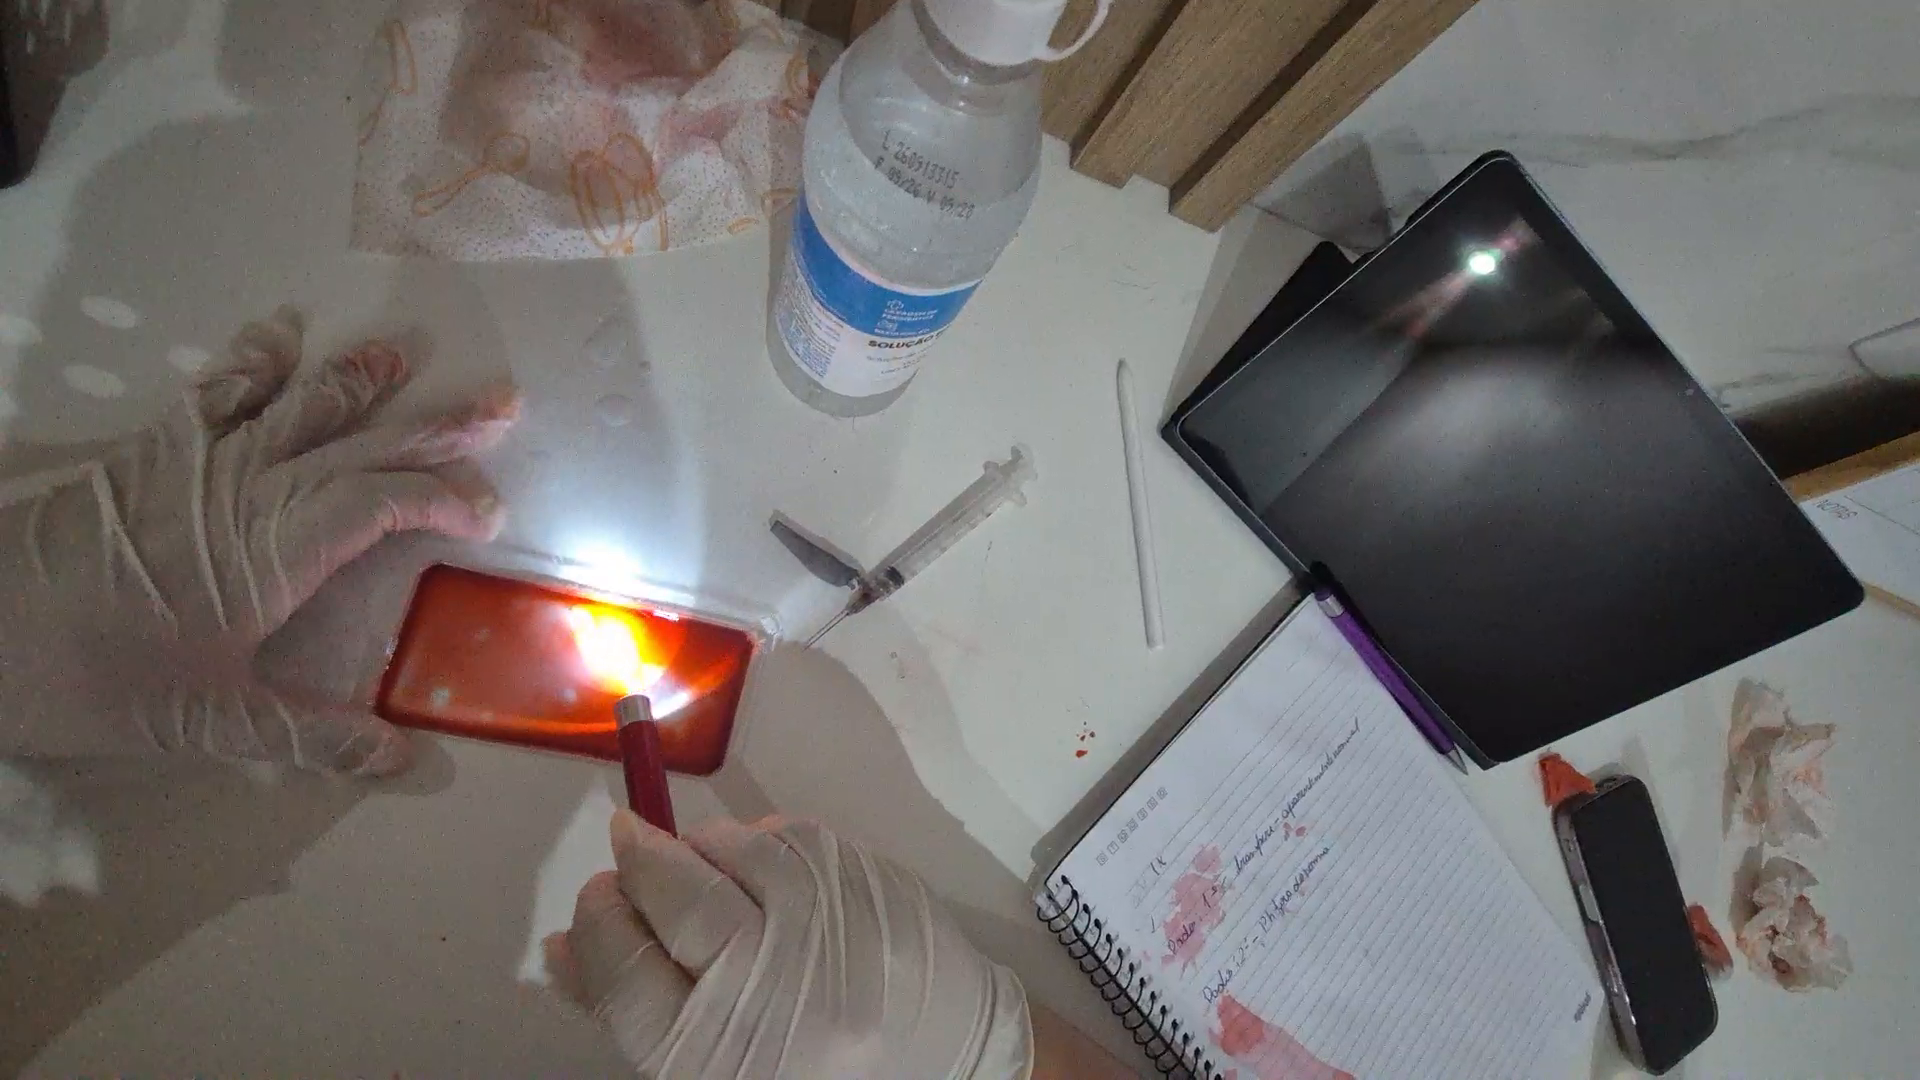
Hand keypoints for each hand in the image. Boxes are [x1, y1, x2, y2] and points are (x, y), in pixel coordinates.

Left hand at [0, 307, 518, 775]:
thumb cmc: (86, 677)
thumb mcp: (204, 722)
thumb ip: (313, 737)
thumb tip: (406, 762)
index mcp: (278, 547)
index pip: (388, 502)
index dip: (449, 500)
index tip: (490, 518)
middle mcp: (253, 489)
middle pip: (366, 444)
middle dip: (441, 426)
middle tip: (503, 404)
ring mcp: (204, 460)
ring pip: (304, 406)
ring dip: (364, 379)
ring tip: (409, 352)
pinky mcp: (158, 450)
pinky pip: (219, 390)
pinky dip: (256, 359)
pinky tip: (282, 331)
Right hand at [547, 811, 1033, 1077]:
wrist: (942, 1062)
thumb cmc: (809, 1069)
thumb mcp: (716, 1065)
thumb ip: (637, 1008)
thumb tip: (565, 944)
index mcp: (725, 1060)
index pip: (629, 976)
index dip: (600, 923)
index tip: (596, 892)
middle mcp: (782, 988)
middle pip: (682, 898)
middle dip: (641, 860)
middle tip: (626, 841)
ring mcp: (835, 924)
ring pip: (738, 850)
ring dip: (701, 843)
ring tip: (693, 858)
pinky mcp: (872, 881)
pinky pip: (793, 834)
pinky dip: (759, 839)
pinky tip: (759, 862)